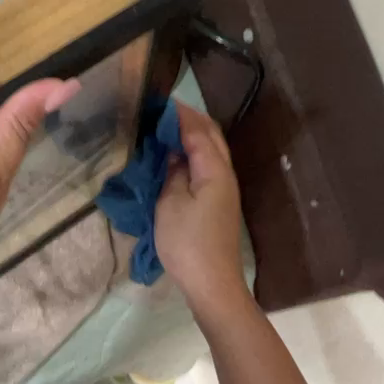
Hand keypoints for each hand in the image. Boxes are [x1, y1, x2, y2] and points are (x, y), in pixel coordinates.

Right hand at [154, 104, 250, 314]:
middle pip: (211, 136)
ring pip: (212, 151)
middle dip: (189, 119)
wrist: (212, 284)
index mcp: (215, 170)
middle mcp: (225, 174)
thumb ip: (171, 172)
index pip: (198, 130)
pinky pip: (208, 166)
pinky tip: (175, 157)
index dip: (178, 114)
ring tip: (166, 128)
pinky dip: (193, 153)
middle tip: (162, 110)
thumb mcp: (169, 204)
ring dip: (193, 135)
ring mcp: (225, 189)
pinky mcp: (220, 203)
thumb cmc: (188, 243)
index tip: (157, 100)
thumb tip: (173, 152)